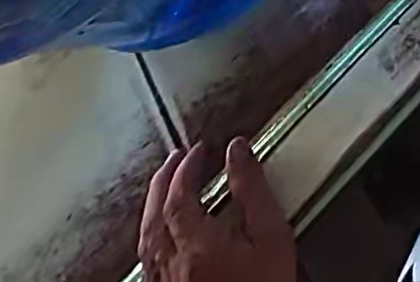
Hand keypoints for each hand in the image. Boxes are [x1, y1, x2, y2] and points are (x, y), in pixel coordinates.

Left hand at [139, 137, 295, 281]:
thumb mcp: (273, 235)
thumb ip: (253, 189)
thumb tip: (237, 150)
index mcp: (198, 248)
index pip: (181, 197)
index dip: (188, 168)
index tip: (203, 148)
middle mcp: (173, 269)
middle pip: (155, 219)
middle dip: (164, 182)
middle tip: (176, 158)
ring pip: (146, 243)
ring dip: (153, 207)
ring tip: (166, 185)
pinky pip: (149, 264)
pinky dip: (152, 235)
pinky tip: (162, 231)